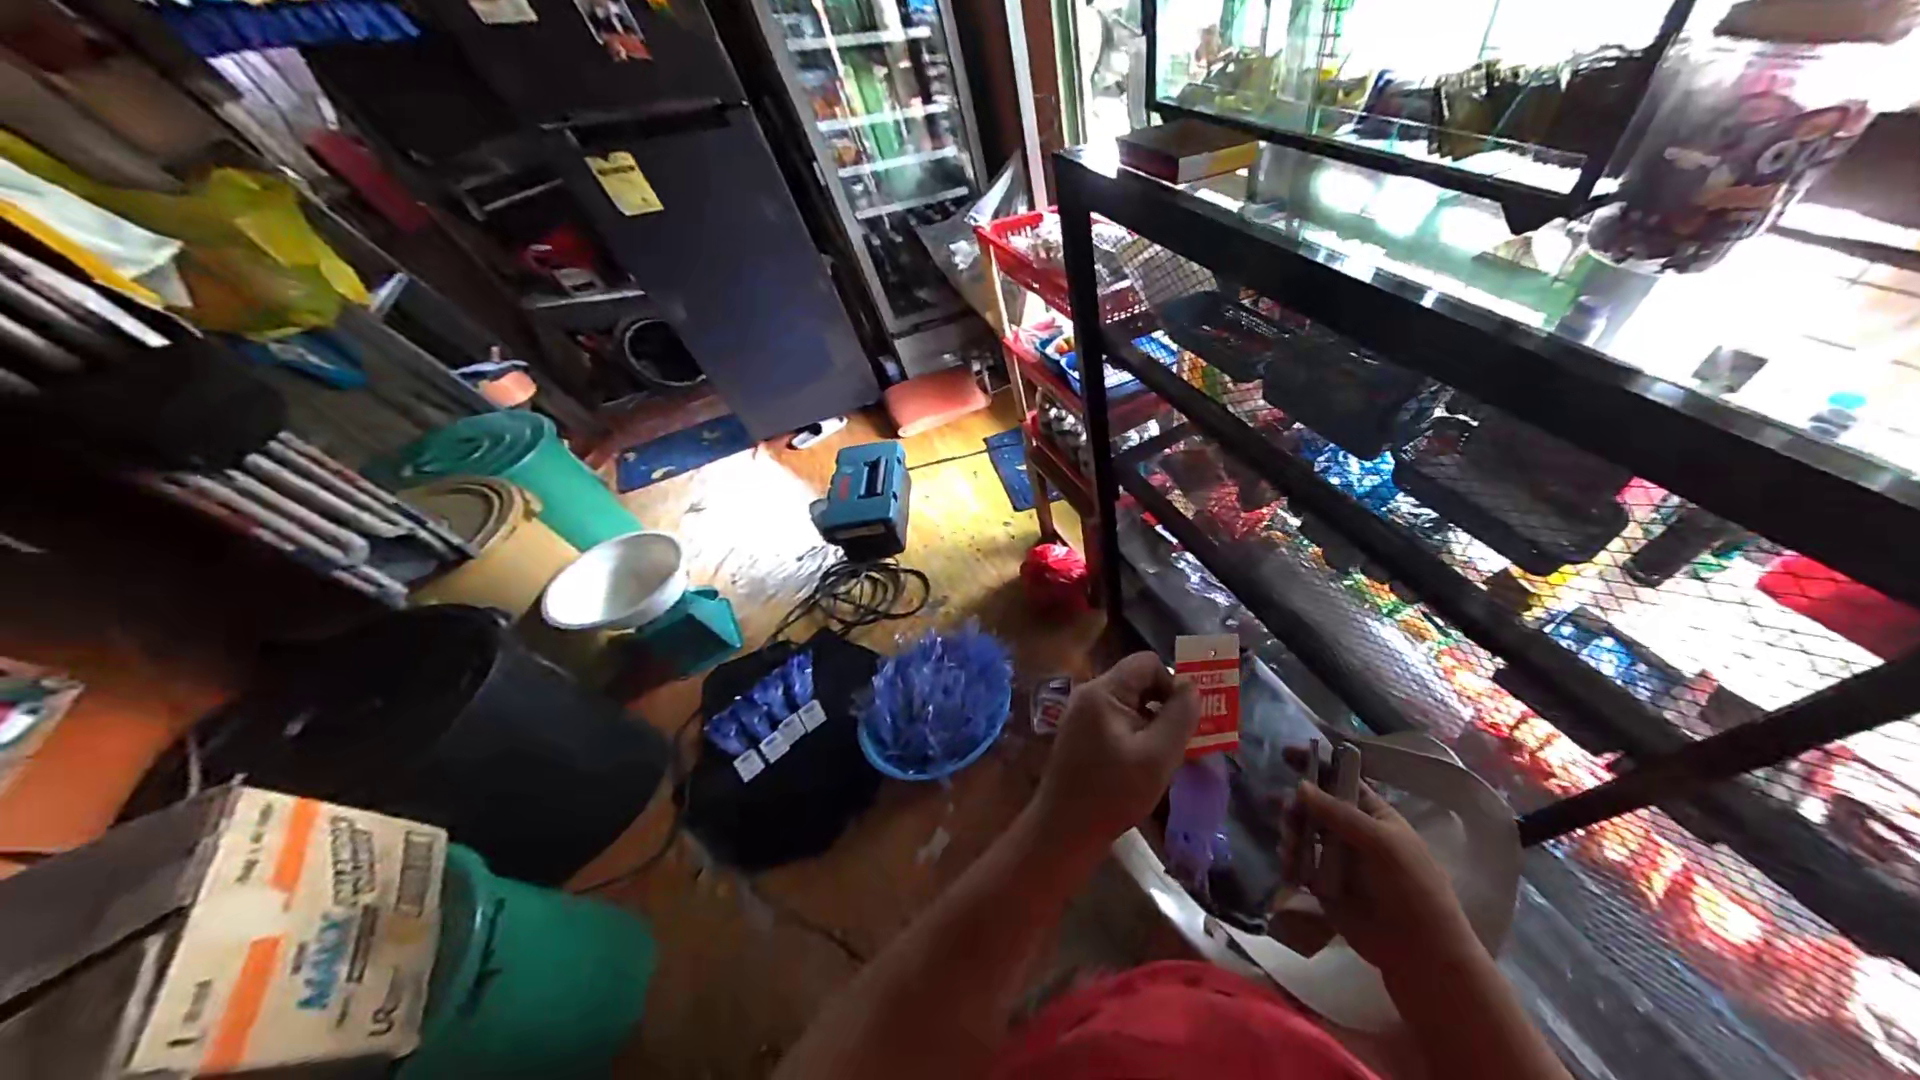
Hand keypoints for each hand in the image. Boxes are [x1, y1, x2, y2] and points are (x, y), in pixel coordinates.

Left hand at [1032, 653, 1199, 853]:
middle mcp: (1089, 695)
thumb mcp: (1158, 756)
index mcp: (1103, 691)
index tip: (1187, 717)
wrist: (1064, 829)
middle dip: (1166, 705)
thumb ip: (1179, 716)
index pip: (1146, 663)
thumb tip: (1192, 686)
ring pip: (1131, 703)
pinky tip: (1149, 763)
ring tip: (1172, 755)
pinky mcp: (1082, 735)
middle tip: (1187, 738)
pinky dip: (1139, 734)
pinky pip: (1118, 721)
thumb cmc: (1112, 793)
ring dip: (1155, 722)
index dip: (1173, 682)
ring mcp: (1082, 715)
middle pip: (1138, 682)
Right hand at [1283, 760, 1482, 979]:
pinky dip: (1289, 860)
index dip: (1316, 764)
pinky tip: (1293, 870)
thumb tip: (1299, 786)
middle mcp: (1350, 831)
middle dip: (1295, 805)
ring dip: (1290, 833)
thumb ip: (1339, 813)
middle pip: (1312, 804)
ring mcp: (1334, 857)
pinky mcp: (1320, 882)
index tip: (1286, 754)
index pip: (1340, 779)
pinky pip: (1295, 860)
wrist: (1419, 952)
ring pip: (1299, 830)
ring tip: (1294, 850)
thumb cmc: (1412, 889)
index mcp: (1372, 815)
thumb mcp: (1382, 844)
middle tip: (1289, 815)